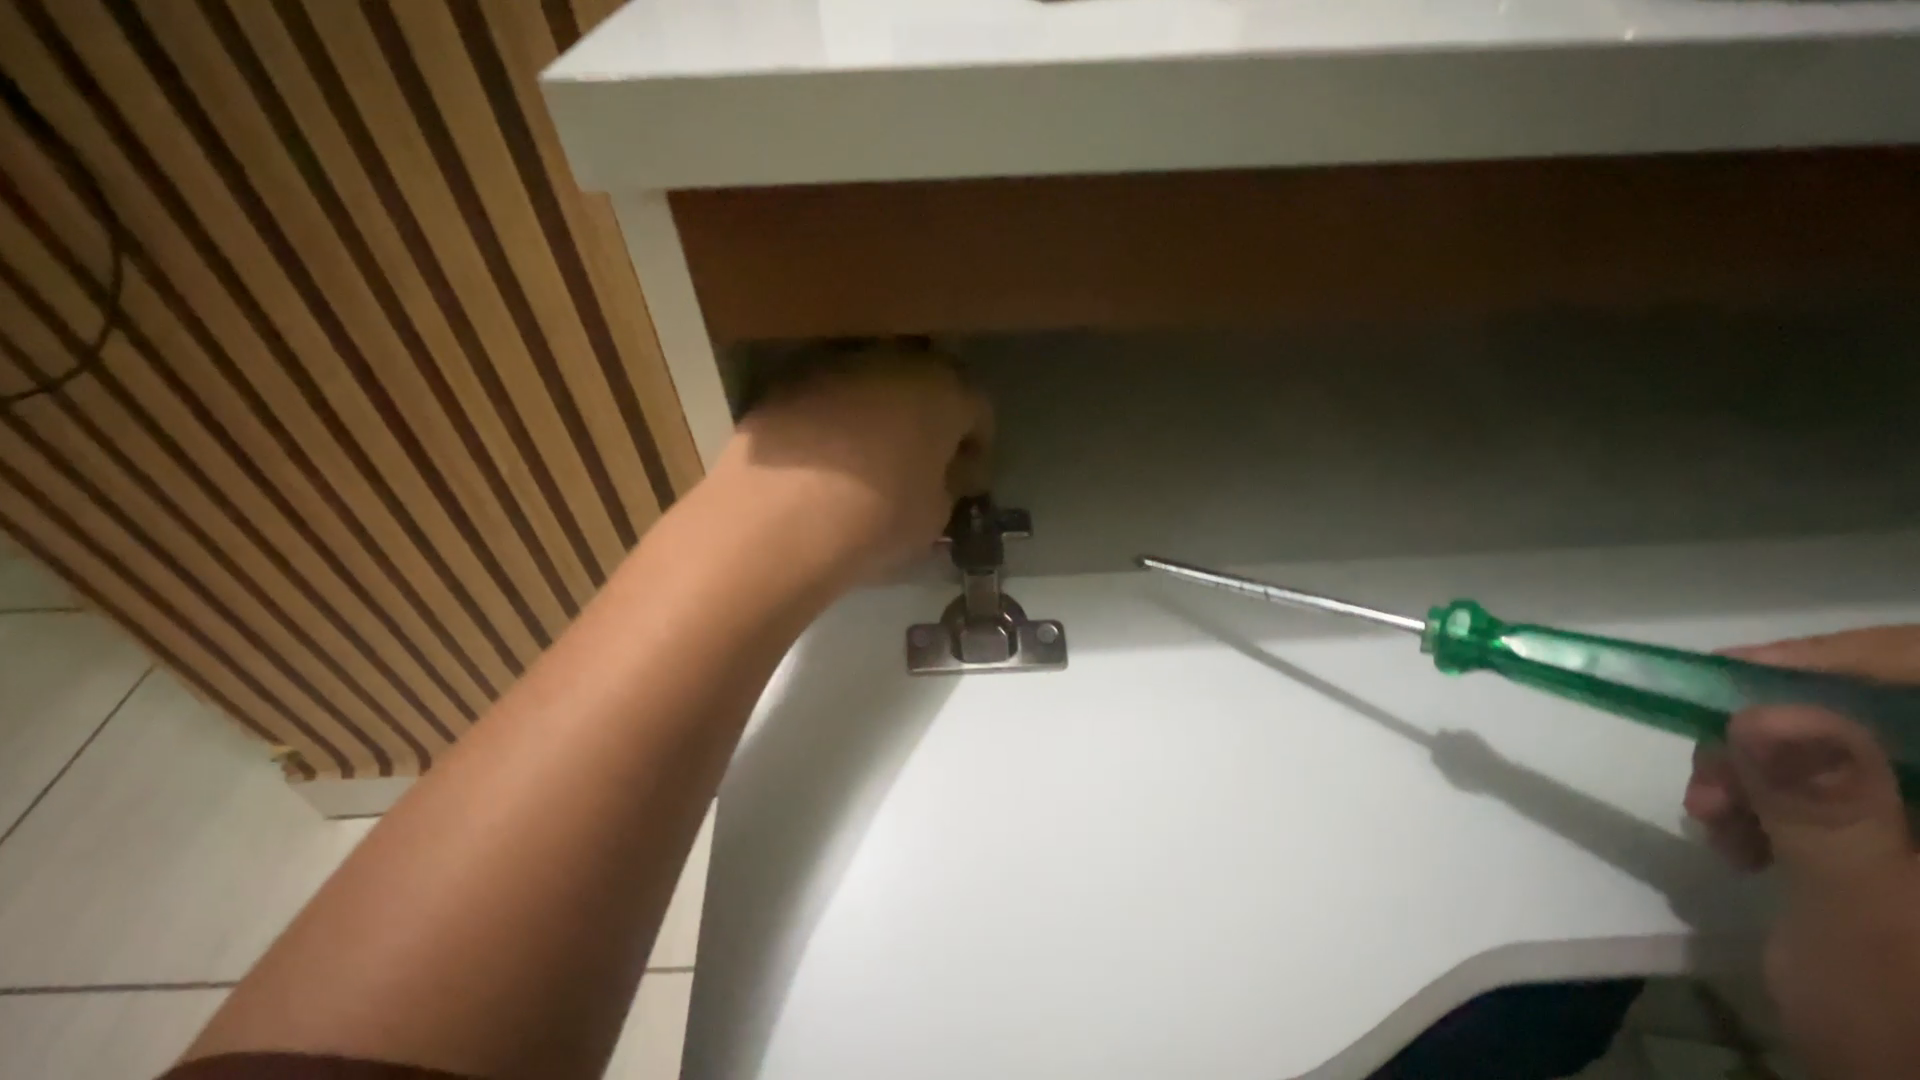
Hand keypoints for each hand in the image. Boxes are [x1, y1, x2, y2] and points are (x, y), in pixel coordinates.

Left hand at [710, 345, 990, 583]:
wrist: (778, 519)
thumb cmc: (877, 518)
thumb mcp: (935, 516)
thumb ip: (946, 485)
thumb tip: (939, 476)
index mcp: (943, 390)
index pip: (978, 409)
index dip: (977, 448)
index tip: (967, 480)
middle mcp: (892, 363)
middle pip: (924, 388)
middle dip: (928, 422)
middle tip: (923, 465)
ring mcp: (833, 369)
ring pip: (872, 389)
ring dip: (879, 418)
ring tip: (870, 464)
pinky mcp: (786, 387)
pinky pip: (827, 403)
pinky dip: (833, 425)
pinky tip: (826, 464)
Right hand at [1685, 626, 1919, 1079]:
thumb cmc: (1913, 1034)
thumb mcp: (1868, 924)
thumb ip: (1828, 811)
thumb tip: (1767, 711)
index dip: (1837, 663)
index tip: (1727, 683)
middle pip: (1889, 709)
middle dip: (1777, 730)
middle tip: (1709, 781)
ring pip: (1859, 744)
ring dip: (1768, 769)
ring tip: (1716, 821)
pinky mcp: (1907, 841)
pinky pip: (1850, 784)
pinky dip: (1785, 799)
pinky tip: (1748, 840)